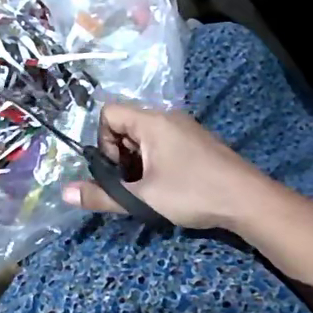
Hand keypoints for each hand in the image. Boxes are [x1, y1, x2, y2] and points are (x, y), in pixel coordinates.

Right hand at [61, 103, 273, 228]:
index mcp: (152, 122)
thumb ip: (102, 196)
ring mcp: (184, 128)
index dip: (103, 141)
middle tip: (130, 183)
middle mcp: (167, 118)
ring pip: (144, 136)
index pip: (109, 113)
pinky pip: (162, 143)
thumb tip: (65, 193)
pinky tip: (166, 186)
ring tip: (147, 188)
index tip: (114, 169)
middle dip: (119, 154)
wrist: (247, 199)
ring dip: (136, 161)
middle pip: (125, 125)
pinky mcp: (196, 142)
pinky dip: (154, 161)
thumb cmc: (193, 193)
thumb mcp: (142, 199)